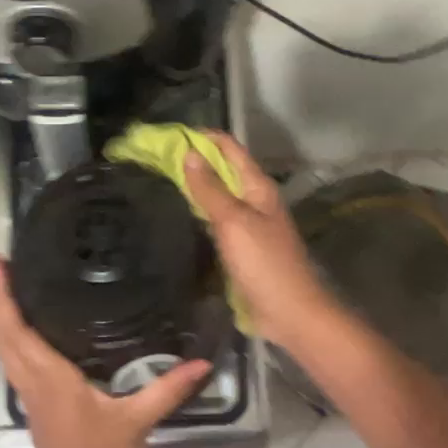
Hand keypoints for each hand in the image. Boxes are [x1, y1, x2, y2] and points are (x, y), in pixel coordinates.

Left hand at [0, 257, 212, 447]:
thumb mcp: (136, 423)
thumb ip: (167, 389)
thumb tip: (202, 361)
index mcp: (49, 377)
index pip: (16, 329)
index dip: (2, 295)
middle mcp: (31, 380)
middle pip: (2, 333)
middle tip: (1, 262)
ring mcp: (29, 393)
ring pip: (5, 347)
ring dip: (1, 315)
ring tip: (10, 284)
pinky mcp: (34, 403)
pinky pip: (14, 360)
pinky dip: (13, 335)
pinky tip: (31, 327)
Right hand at [182, 133, 335, 340]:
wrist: (290, 313)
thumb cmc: (264, 264)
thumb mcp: (234, 222)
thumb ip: (210, 189)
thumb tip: (189, 153)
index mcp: (258, 188)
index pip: (230, 149)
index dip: (203, 138)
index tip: (169, 135)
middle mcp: (256, 201)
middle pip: (224, 171)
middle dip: (196, 161)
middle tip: (157, 159)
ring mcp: (251, 226)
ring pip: (220, 197)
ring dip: (197, 188)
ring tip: (163, 181)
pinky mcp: (244, 250)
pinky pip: (219, 223)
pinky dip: (201, 214)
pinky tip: (183, 218)